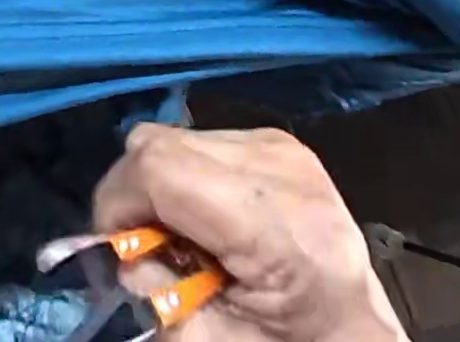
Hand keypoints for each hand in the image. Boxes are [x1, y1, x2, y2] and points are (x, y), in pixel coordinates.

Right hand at [92, 125, 406, 341]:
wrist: (356, 335)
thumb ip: (149, 292)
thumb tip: (103, 244)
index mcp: (274, 220)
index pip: (161, 165)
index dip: (118, 203)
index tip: (113, 251)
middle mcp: (279, 162)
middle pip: (161, 142)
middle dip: (134, 196)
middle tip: (147, 252)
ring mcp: (280, 143)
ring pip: (175, 137)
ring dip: (160, 186)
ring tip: (186, 240)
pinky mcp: (276, 139)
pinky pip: (200, 141)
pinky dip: (186, 178)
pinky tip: (210, 220)